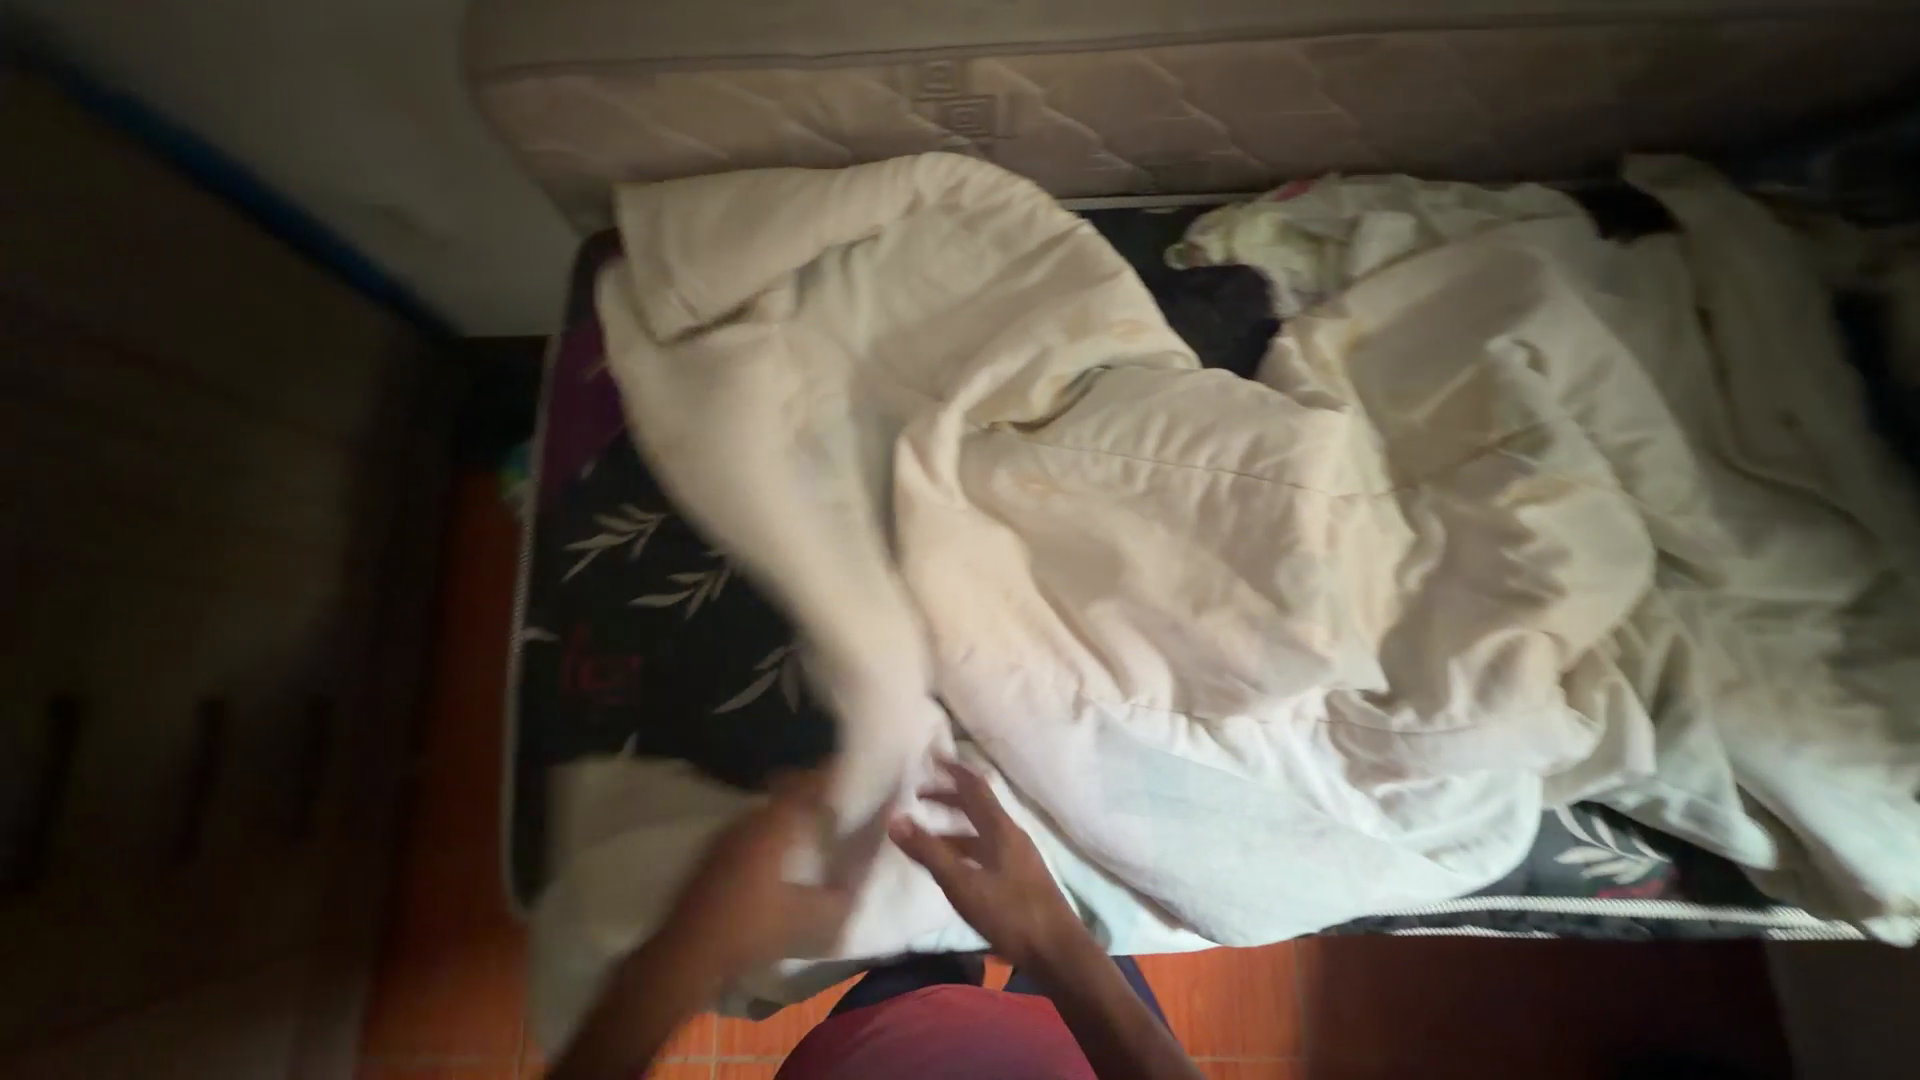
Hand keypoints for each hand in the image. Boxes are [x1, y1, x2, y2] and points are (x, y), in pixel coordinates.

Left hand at [653, 768, 863, 984]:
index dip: (829, 775)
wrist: (685, 959)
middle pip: (784, 792)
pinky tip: (776, 863)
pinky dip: (766, 836)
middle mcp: (747, 821)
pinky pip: (747, 832)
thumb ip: (845, 895)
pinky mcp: (709, 858)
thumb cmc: (750, 931)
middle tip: (833, 807)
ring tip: (808, 835)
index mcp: (774, 826)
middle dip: (809, 795)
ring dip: (786, 817)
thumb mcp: (810, 920)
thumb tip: (864, 878)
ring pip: (764, 813)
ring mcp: (723, 838)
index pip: (807, 784)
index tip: (848, 773)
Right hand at [888, 759, 1087, 968]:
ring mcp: (1018, 856)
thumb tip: (895, 819)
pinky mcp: (1020, 877)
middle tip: (921, 796)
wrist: (1057, 951)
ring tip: (929, 833)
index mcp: (1000, 828)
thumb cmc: (1010, 914)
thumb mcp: (963, 884)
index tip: (933, 756)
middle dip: (949, 797)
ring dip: (955, 826)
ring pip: (982, 830)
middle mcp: (1010, 835)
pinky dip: (966, 847)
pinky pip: (987, 849)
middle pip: (978, 806)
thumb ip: (929, 852)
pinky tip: (955, 866)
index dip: (953, 770)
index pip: (974, 787)